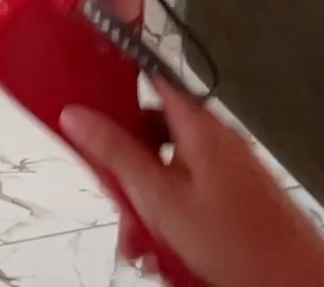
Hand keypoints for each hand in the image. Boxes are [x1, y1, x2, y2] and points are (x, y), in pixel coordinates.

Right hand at [61, 80, 323, 286]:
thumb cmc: (246, 247)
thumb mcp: (161, 198)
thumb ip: (116, 153)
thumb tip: (77, 116)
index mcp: (200, 127)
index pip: (152, 77)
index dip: (120, 76)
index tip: (93, 86)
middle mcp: (219, 141)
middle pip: (155, 134)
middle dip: (129, 167)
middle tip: (117, 192)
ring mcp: (233, 170)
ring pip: (172, 170)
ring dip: (148, 200)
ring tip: (143, 238)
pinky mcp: (242, 199)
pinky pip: (194, 193)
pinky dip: (174, 213)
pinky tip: (168, 246)